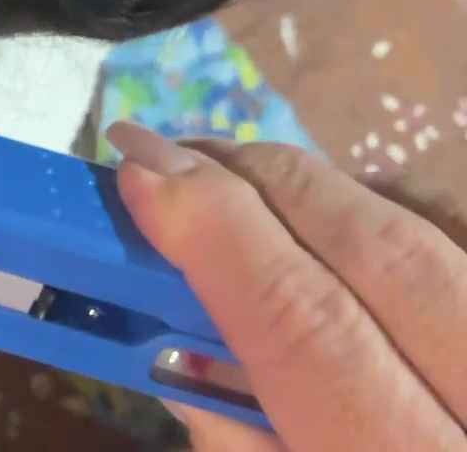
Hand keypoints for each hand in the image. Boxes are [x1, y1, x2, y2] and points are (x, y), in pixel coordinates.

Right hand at [107, 122, 466, 451]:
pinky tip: (358, 237)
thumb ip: (243, 451)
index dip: (212, 229)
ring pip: (448, 238)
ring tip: (248, 186)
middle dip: (258, 177)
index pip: (308, 326)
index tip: (135, 167)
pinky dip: (407, 225)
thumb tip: (170, 343)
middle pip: (390, 256)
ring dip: (325, 194)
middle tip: (172, 150)